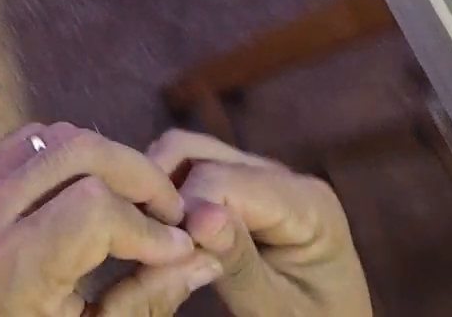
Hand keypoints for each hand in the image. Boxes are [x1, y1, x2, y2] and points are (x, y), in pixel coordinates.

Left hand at [0, 123, 224, 316]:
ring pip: (60, 135)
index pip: (95, 207)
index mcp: (10, 265)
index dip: (148, 226)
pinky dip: (74, 153)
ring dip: (109, 159)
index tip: (179, 249)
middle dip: (138, 175)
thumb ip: (144, 302)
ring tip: (139, 203)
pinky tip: (97, 190)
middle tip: (171, 213)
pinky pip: (34, 137)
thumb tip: (201, 257)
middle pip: (80, 151)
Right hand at [147, 131, 371, 316]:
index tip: (158, 251)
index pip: (224, 182)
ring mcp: (261, 174)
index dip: (184, 207)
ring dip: (160, 185)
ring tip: (148, 230)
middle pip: (199, 152)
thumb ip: (240, 266)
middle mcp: (283, 174)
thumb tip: (197, 216)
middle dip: (163, 188)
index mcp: (308, 204)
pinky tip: (160, 225)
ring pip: (187, 152)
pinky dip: (168, 189)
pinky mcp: (242, 183)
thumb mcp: (280, 315)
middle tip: (142, 235)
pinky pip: (192, 168)